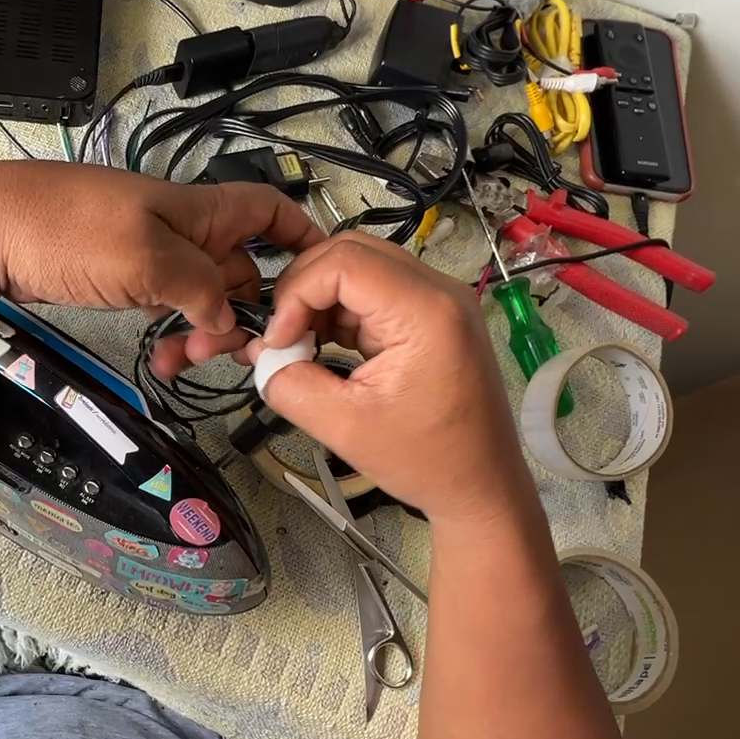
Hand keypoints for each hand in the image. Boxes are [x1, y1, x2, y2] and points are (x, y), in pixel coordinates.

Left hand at [0, 161, 321, 366]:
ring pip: (200, 295)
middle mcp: (181, 230)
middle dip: (242, 311)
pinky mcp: (122, 278)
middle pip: (238, 268)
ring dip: (202, 331)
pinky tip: (160, 355)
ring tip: (180, 363)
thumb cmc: (66, 230)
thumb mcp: (147, 256)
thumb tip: (229, 318)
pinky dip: (170, 332)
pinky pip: (165, 306)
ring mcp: (150, 255)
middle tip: (220, 354)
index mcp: (197, 211)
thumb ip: (199, 286)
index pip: (268, 210)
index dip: (301, 237)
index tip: (319, 279)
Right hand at [245, 234, 536, 525]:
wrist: (479, 486)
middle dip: (302, 289)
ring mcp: (436, 301)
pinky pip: (370, 293)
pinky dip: (336, 313)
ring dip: (317, 301)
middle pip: (350, 252)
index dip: (296, 294)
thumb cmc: (425, 460)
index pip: (343, 262)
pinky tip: (322, 348)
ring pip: (357, 268)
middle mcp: (438, 291)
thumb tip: (259, 356)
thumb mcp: (343, 427)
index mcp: (426, 311)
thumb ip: (289, 386)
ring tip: (300, 347)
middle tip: (282, 337)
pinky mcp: (428, 316)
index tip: (279, 341)